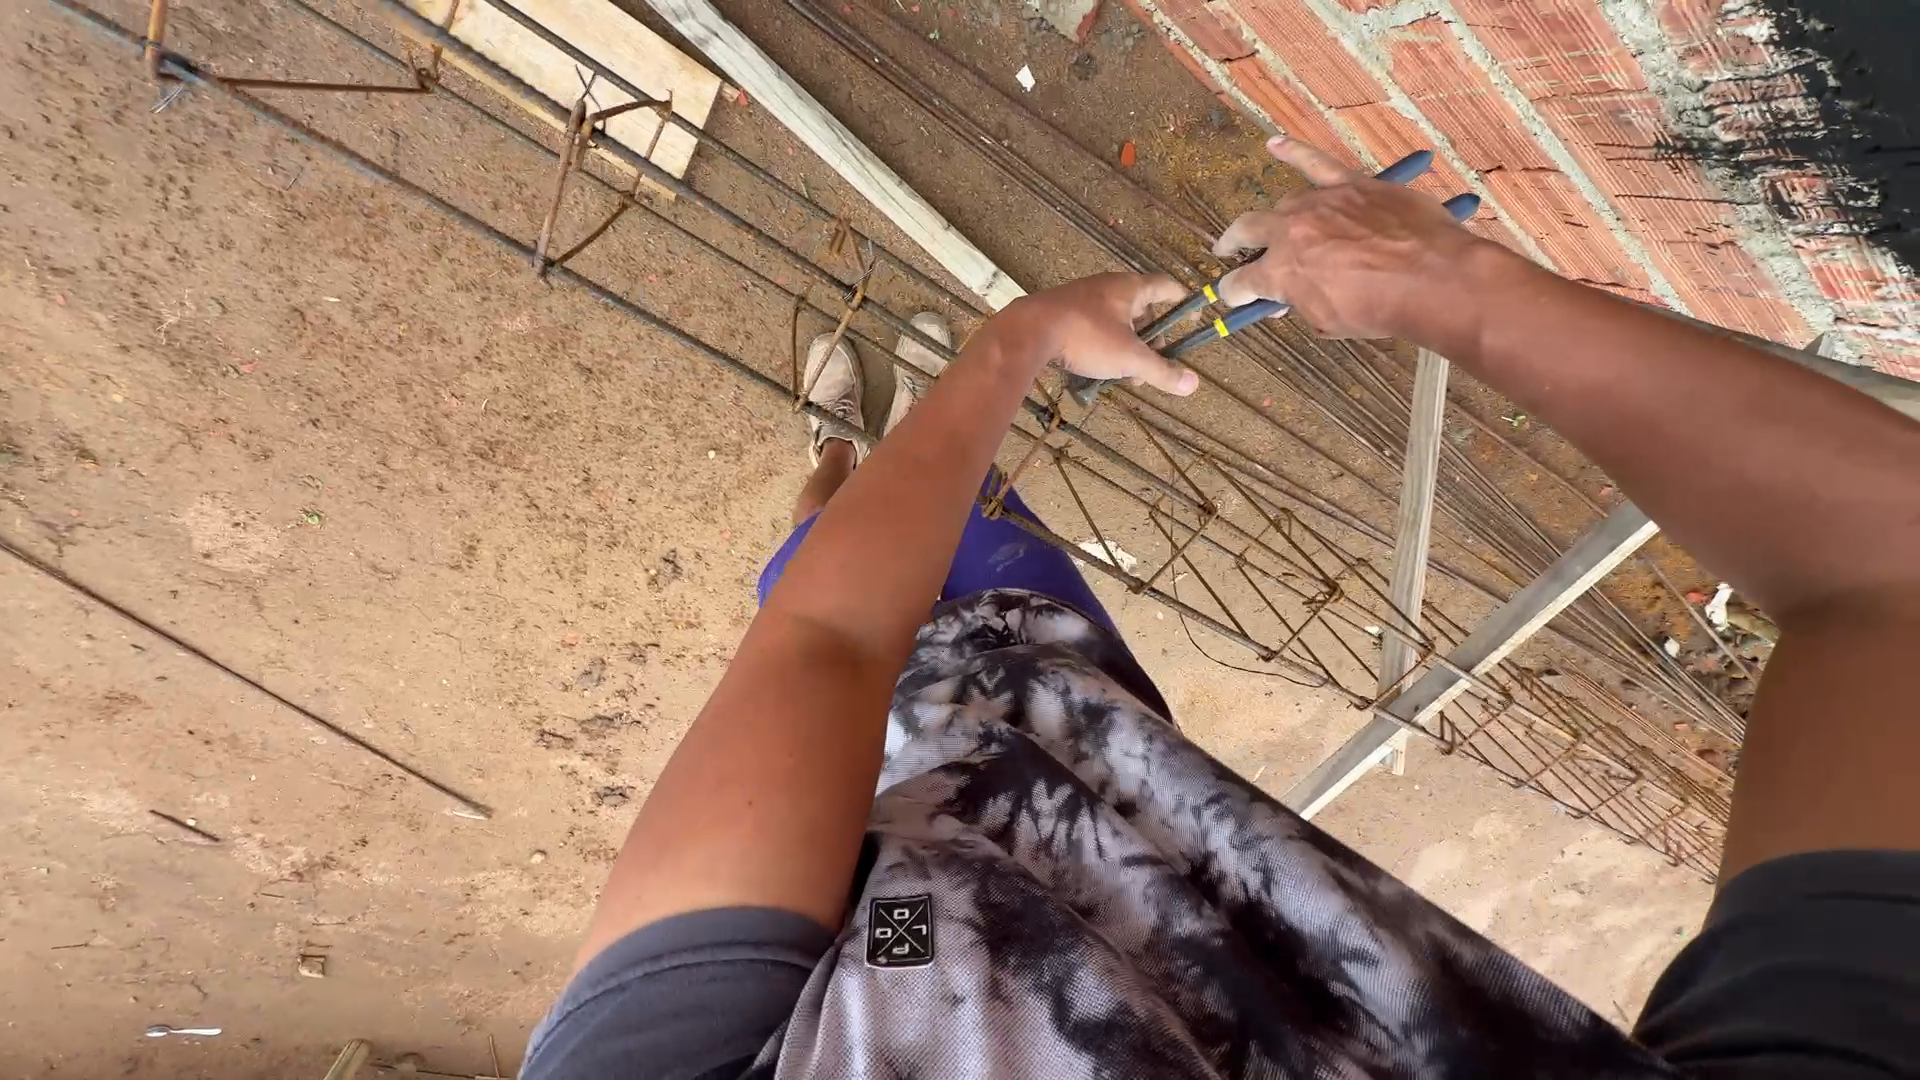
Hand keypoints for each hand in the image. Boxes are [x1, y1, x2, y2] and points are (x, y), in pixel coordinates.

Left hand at [1001, 273, 1198, 394]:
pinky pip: (1089, 325)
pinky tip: (1092, 365)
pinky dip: (1099, 344)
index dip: (1181, 300)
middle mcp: (1106, 286)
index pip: (1165, 286)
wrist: (1028, 331)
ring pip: (1112, 319)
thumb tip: (1192, 384)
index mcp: (1129, 288)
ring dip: (1123, 344)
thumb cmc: (1085, 337)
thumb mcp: (1128, 358)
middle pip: (1138, 308)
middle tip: (1149, 364)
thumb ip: (1160, 371)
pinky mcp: (1059, 311)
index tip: (1191, 315)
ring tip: (1121, 371)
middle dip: (1149, 337)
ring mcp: (1080, 297)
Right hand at [1213, 138, 1491, 338]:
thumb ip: (1299, 302)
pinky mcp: (1351, 184)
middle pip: (1246, 231)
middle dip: (1233, 245)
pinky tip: (1275, 145)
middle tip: (1229, 253)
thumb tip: (1290, 296)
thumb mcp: (1325, 320)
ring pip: (1283, 205)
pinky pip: (1316, 162)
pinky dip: (1294, 152)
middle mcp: (1289, 232)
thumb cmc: (1378, 310)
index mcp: (1278, 272)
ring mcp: (1320, 203)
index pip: (1237, 283)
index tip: (1236, 297)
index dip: (1234, 293)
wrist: (1433, 279)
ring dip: (1276, 220)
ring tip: (1273, 227)